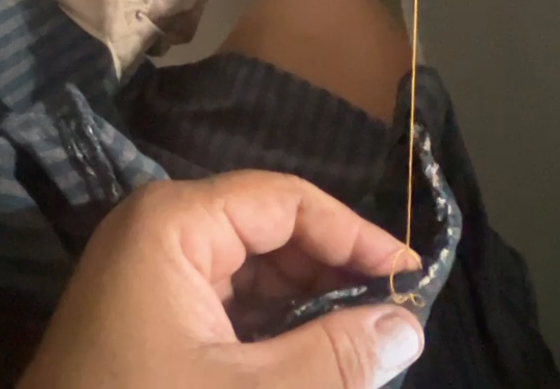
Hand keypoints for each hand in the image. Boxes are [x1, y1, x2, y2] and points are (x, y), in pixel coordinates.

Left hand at [19, 171, 424, 388]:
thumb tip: (407, 326)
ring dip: (306, 302)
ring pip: (249, 266)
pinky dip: (270, 325)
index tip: (411, 275)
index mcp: (175, 221)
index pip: (284, 200)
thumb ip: (334, 359)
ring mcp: (150, 266)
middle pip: (267, 228)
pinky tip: (310, 354)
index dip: (352, 233)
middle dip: (331, 271)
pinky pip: (224, 298)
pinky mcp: (148, 307)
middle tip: (393, 318)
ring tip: (362, 340)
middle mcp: (160, 226)